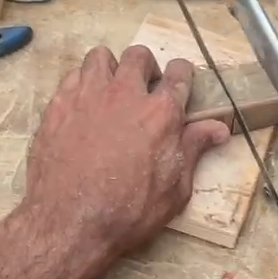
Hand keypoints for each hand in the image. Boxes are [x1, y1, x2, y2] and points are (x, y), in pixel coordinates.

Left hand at [23, 45, 231, 261]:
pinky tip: (82, 106)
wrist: (71, 222)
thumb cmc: (129, 211)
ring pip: (101, 57)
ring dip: (110, 69)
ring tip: (110, 92)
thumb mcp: (175, 188)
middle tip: (143, 90)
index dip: (181, 76)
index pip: (179, 73)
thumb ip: (194, 149)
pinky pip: (72, 77)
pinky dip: (81, 85)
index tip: (178, 85)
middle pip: (139, 56)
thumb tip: (219, 128)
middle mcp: (126, 93)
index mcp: (161, 112)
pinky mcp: (58, 105)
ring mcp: (88, 95)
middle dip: (146, 67)